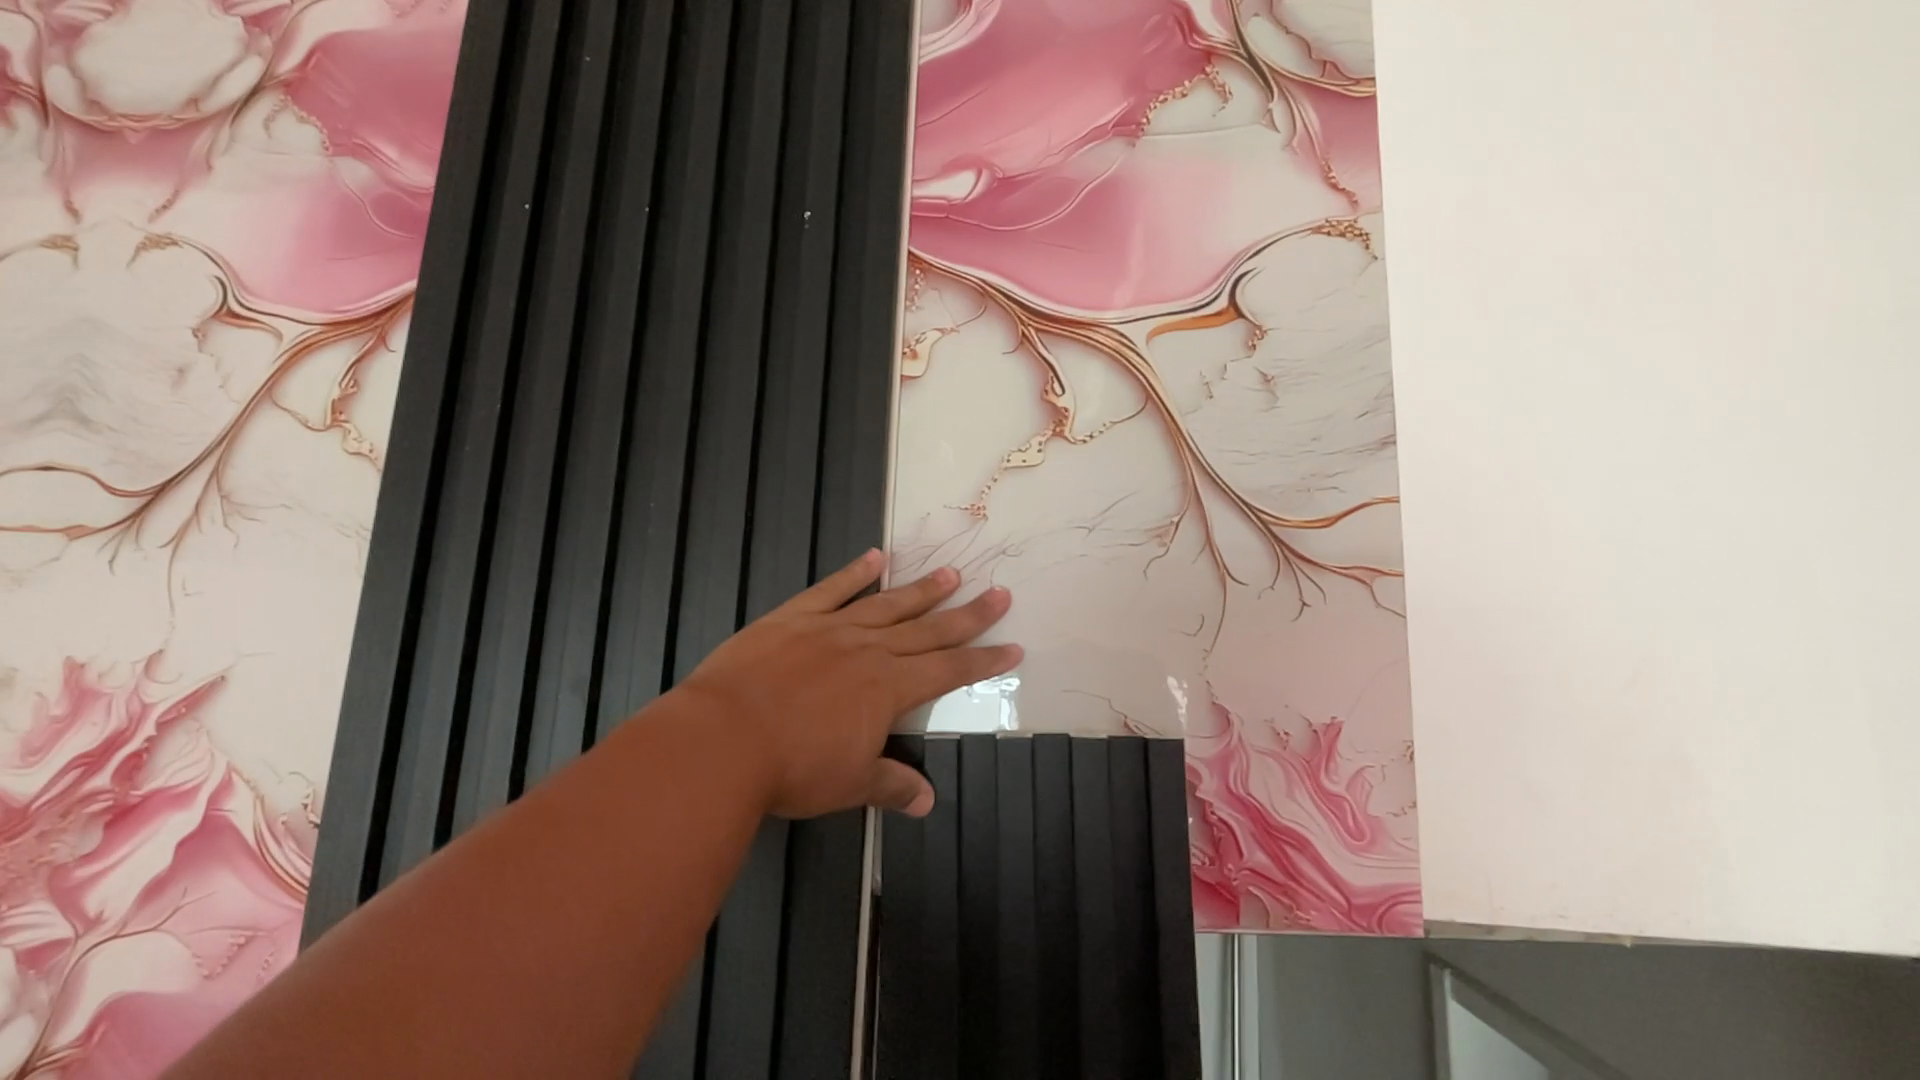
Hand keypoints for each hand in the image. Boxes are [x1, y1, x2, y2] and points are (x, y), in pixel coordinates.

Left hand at [670, 550, 1018, 818]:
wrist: (724, 738)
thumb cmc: (793, 768)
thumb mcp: (850, 784)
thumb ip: (892, 785)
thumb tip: (929, 801)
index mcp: (890, 688)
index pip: (949, 670)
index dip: (984, 660)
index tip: (1013, 646)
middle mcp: (869, 650)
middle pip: (929, 629)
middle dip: (968, 615)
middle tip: (999, 594)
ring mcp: (831, 628)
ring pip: (887, 604)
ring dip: (922, 589)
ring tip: (950, 574)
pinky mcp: (793, 617)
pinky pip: (831, 589)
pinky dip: (855, 573)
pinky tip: (876, 557)